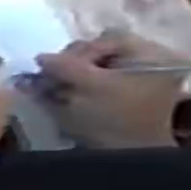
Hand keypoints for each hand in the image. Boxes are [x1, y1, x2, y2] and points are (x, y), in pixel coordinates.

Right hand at [32, 29, 183, 147]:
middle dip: (68, 63)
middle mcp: (141, 64)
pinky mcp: (106, 92)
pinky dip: (62, 83)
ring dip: (61, 75)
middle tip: (53, 78)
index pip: (109, 38)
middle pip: (93, 50)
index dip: (82, 50)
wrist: (123, 151)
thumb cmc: (113, 115)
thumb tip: (39, 56)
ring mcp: (123, 79)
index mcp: (151, 57)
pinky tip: (51, 92)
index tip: (62, 67)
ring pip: (81, 65)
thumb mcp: (88, 85)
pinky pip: (78, 78)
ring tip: (50, 88)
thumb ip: (63, 64)